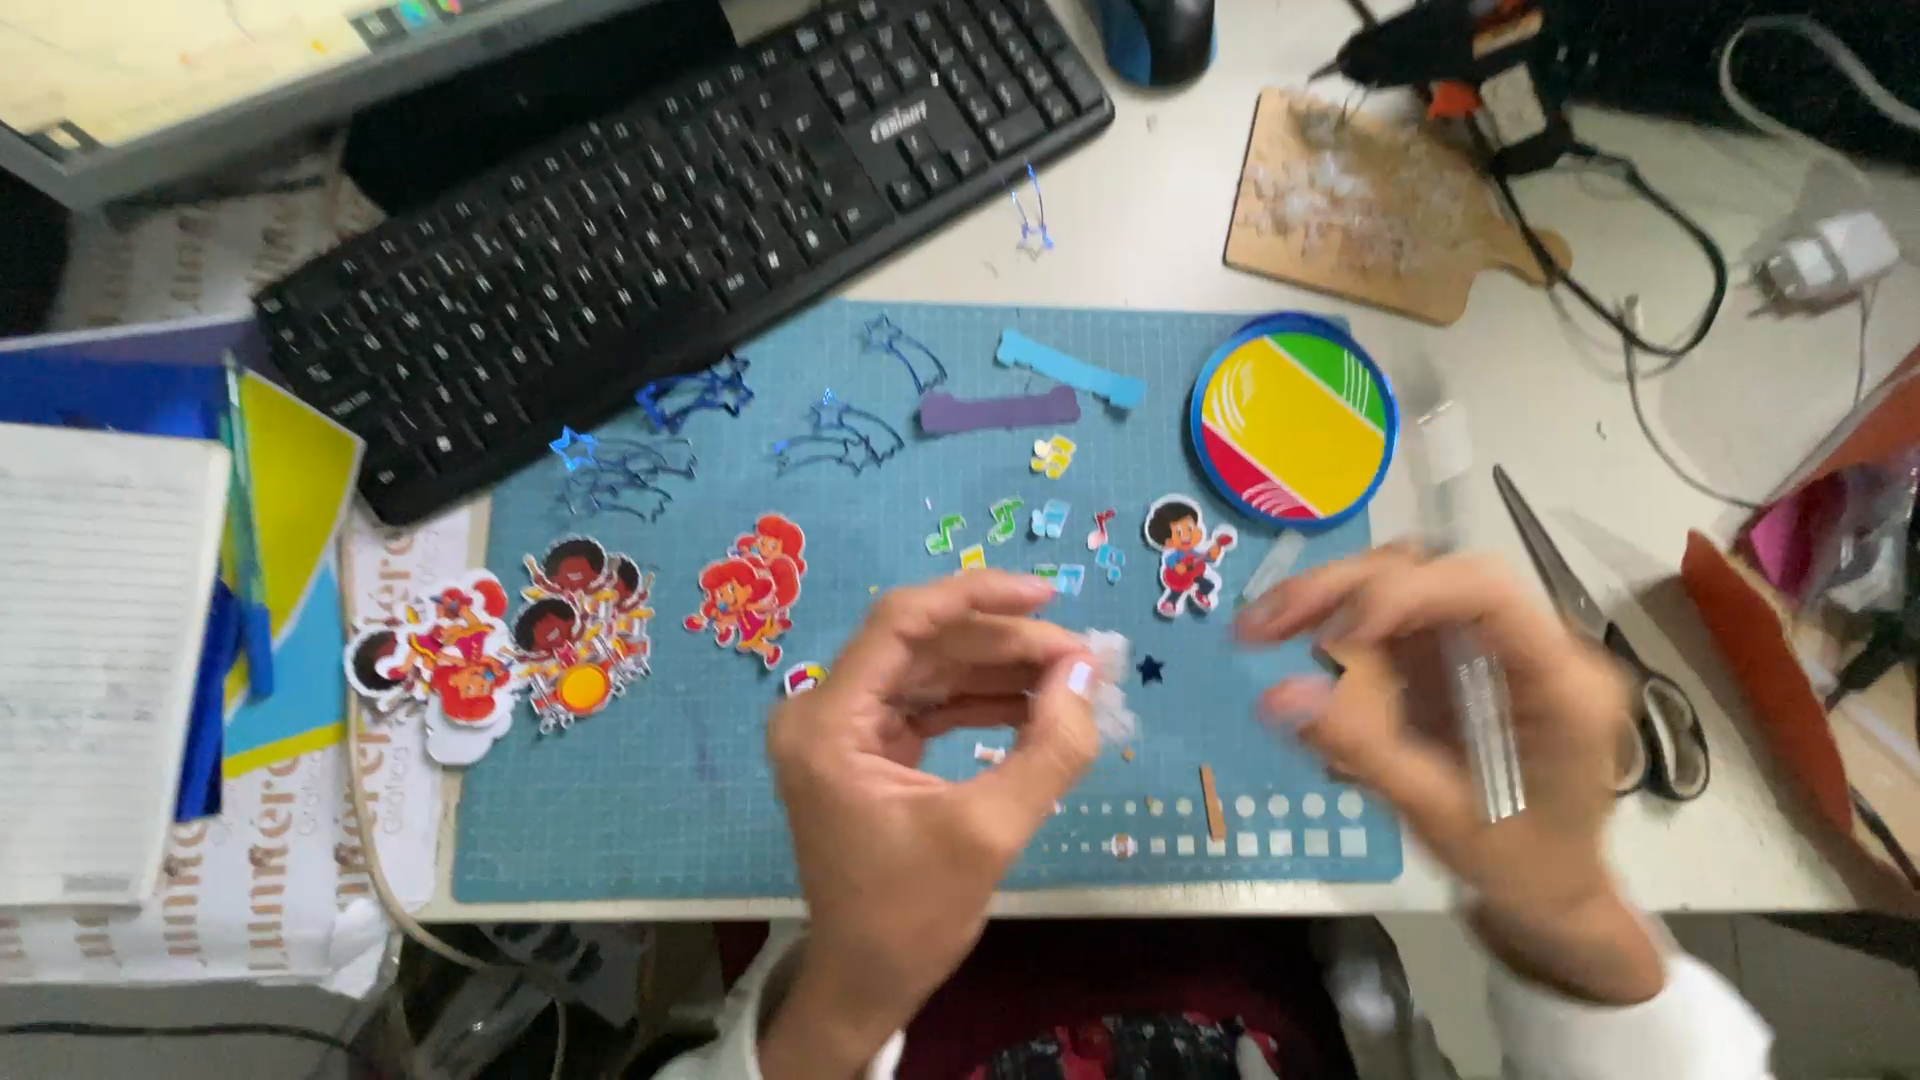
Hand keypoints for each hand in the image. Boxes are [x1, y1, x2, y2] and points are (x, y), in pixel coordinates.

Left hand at [763, 571, 1099, 1075]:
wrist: (866, 983)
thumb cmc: (911, 918)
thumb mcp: (989, 835)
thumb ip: (1048, 750)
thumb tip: (1087, 674)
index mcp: (828, 722)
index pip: (901, 622)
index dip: (976, 596)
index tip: (1047, 597)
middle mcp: (824, 709)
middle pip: (923, 644)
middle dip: (1003, 643)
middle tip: (1078, 657)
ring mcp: (844, 726)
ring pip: (931, 669)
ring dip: (999, 669)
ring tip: (1070, 678)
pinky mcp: (868, 744)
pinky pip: (929, 701)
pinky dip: (981, 699)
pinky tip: (1035, 703)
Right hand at [1235, 548, 1664, 1003]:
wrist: (1545, 882)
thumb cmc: (1516, 857)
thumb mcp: (1441, 813)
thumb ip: (1364, 749)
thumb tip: (1274, 696)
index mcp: (1558, 679)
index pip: (1485, 592)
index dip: (1404, 593)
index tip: (1333, 633)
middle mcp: (1519, 640)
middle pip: (1428, 572)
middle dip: (1338, 589)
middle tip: (1263, 624)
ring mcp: (1476, 640)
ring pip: (1395, 580)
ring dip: (1322, 596)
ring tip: (1258, 628)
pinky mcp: (1439, 650)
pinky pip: (1376, 613)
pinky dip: (1323, 620)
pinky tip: (1282, 638)